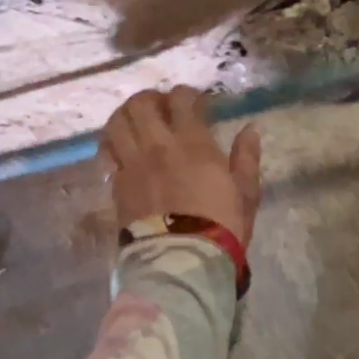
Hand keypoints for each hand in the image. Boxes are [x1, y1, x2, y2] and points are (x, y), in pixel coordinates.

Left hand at [102, 87, 263, 246]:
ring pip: (117, 123)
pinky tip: (123, 147)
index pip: (182, 101)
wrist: (181, 264)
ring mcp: (132, 166)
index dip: (188, 94)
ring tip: (137, 122)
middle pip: (141, 104)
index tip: (197, 102)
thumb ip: (246, 157)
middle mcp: (158, 147)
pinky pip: (107, 153)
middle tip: (162, 107)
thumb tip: (251, 128)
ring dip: (126, 115)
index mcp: (193, 144)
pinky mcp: (117, 186)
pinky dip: (113, 142)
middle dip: (152, 98)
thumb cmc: (221, 227)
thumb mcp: (246, 192)